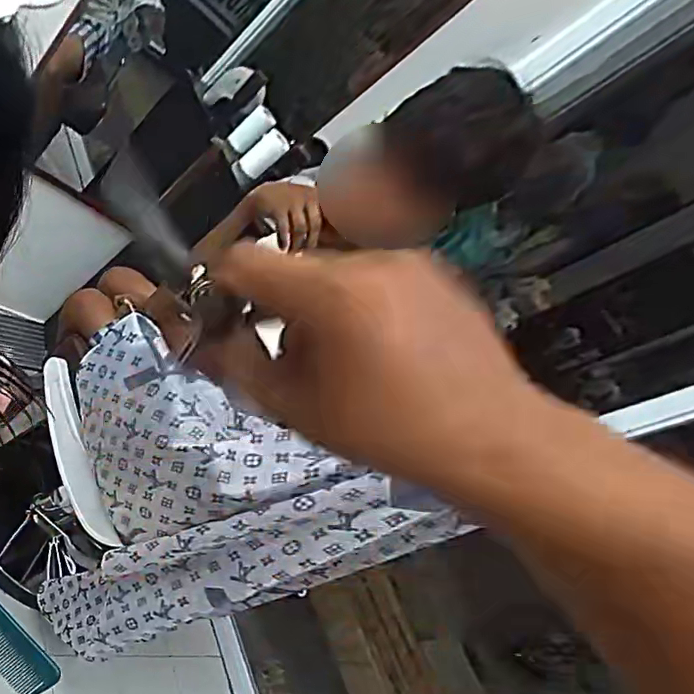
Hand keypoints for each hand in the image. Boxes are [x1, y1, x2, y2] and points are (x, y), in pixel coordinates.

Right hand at [202, 244, 571, 487]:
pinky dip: (342, 297)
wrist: (484, 434)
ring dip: (302, 298)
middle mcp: (370, 258)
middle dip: (261, 296)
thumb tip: (208, 339)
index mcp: (332, 291)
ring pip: (324, 264)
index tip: (213, 312)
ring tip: (315, 349)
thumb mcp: (292, 405)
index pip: (244, 259)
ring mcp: (406, 258)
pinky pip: (364, 271)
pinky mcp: (430, 269)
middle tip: (259, 337)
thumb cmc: (383, 429)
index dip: (216, 284)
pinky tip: (357, 343)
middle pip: (285, 259)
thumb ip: (238, 363)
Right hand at [247, 181, 325, 251]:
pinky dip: (284, 241)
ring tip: (293, 252)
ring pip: (300, 229)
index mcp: (317, 195)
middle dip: (310, 241)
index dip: (322, 234)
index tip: (316, 246)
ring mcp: (293, 201)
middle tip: (304, 252)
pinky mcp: (278, 209)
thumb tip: (327, 236)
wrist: (261, 194)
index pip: (326, 218)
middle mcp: (308, 196)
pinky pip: (285, 230)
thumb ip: (314, 214)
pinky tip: (282, 247)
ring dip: (297, 244)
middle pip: (315, 225)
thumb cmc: (286, 204)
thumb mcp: (303, 203)